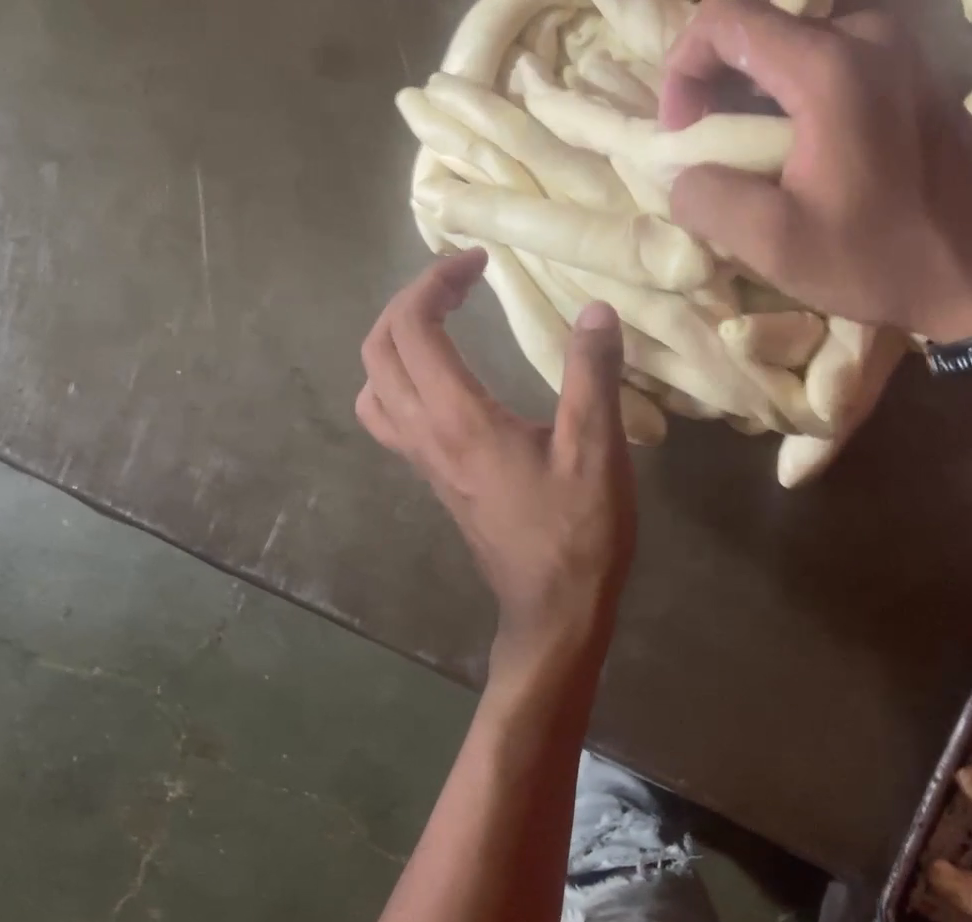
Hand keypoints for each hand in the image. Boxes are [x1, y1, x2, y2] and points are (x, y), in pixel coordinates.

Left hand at [357, 250, 636, 650]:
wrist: (552, 608)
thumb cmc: (577, 534)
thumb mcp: (597, 451)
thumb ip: (592, 375)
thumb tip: (595, 309)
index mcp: (459, 420)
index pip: (413, 329)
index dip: (436, 281)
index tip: (479, 263)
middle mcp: (426, 436)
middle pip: (377, 351)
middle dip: (408, 302)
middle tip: (458, 284)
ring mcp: (423, 462)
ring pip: (374, 388)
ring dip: (394, 344)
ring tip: (441, 326)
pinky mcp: (434, 480)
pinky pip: (391, 419)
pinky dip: (401, 382)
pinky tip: (445, 383)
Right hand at [661, 0, 971, 341]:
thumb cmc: (879, 258)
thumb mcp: (773, 244)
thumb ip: (708, 199)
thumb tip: (682, 176)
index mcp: (830, 67)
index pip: (726, 18)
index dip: (682, 68)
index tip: (681, 133)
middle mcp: (869, 34)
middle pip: (763, 26)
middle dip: (714, 82)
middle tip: (707, 149)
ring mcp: (899, 49)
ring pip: (796, 44)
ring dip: (753, 92)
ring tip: (746, 157)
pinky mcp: (913, 74)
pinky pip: (832, 61)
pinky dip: (792, 96)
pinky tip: (793, 154)